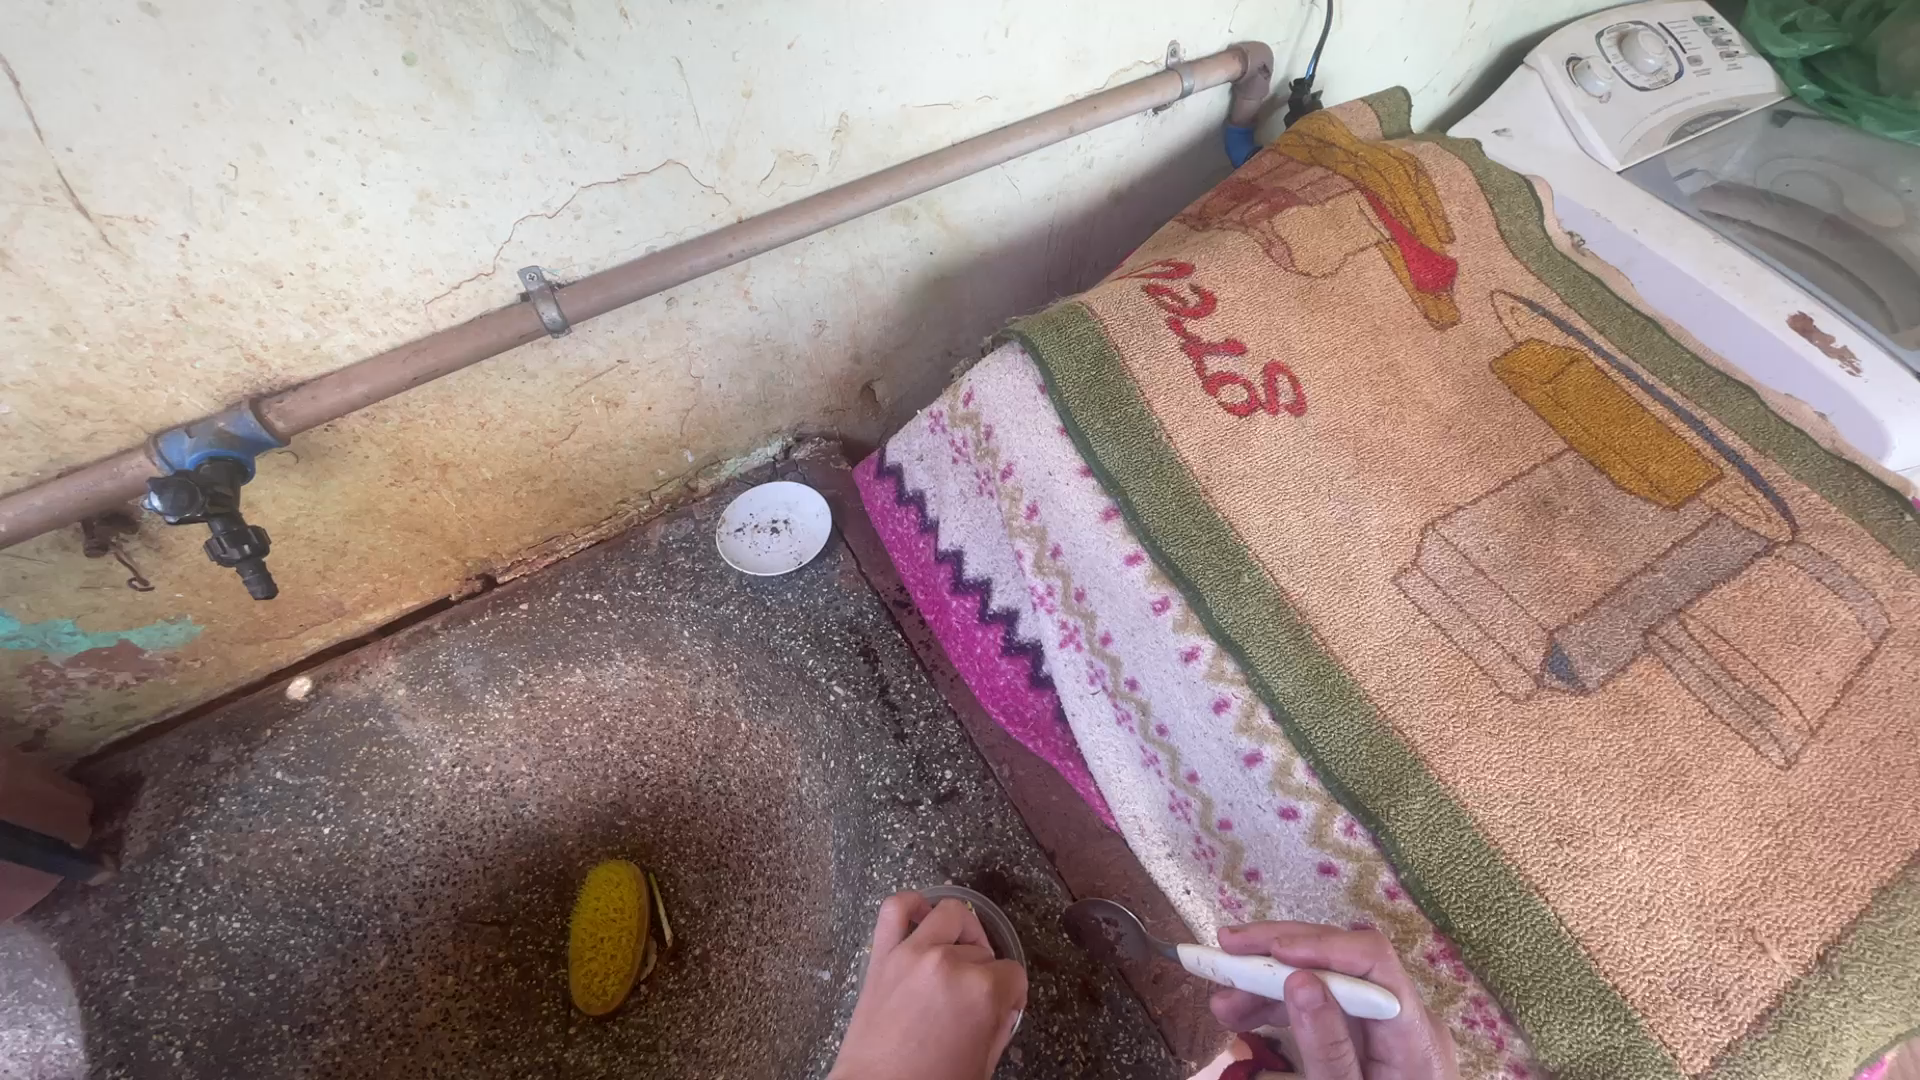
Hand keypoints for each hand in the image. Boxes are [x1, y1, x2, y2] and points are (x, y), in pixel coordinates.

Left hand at [830, 892, 1028, 1079]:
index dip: (1013, 994)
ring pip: (951, 914)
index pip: (1013, 974)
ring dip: (962, 930)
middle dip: (986, 973)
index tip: (1005, 1005)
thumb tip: (1003, 1003)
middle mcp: (948, 963)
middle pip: (984, 950)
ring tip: (960, 952)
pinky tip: (922, 916)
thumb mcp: (982, 1064)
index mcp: (980, 992)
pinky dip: (911, 903)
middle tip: (975, 999)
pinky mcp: (884, 954)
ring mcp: (913, 953)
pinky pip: (895, 908)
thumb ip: (999, 1025)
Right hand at [1209, 922, 1456, 1079]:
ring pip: (1319, 976)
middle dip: (1275, 956)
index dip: (1319, 945)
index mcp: (1414, 1037)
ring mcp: (1383, 1025)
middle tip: (1226, 953)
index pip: (1373, 960)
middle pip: (1337, 960)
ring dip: (1266, 981)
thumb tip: (1298, 979)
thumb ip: (1327, 1049)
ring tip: (1223, 1002)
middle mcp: (1403, 1017)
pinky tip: (1243, 1014)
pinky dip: (1277, 1001)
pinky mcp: (1363, 1034)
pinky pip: (1317, 1000)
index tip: (1270, 951)